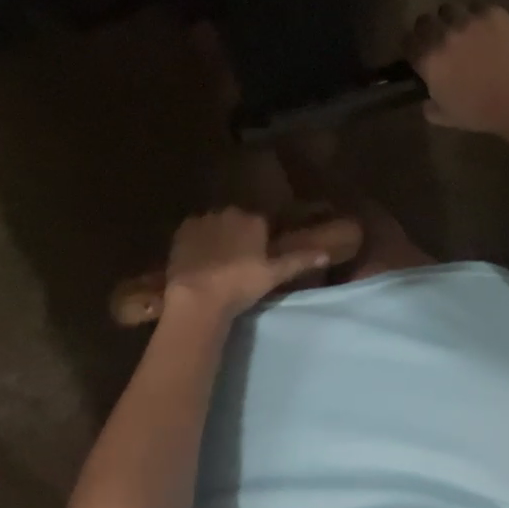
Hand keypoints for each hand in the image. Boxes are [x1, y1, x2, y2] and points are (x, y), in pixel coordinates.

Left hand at [163, 208, 331, 320]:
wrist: (197, 295)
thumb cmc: (240, 285)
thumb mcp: (274, 275)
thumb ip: (299, 260)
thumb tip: (326, 253)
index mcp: (253, 220)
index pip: (261, 222)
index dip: (259, 239)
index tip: (257, 255)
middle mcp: (229, 212)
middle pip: (237, 220)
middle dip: (238, 234)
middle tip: (236, 260)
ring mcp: (204, 219)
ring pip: (215, 224)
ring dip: (217, 236)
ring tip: (215, 261)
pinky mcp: (183, 230)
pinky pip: (194, 230)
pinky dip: (197, 240)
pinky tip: (197, 258)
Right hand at [407, 4, 508, 141]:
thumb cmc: (484, 113)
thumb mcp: (448, 117)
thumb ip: (430, 107)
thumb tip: (426, 101)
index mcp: (428, 59)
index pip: (407, 41)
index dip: (412, 45)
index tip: (419, 50)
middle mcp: (443, 35)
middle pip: (424, 20)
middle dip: (430, 28)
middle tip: (441, 38)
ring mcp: (468, 21)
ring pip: (450, 8)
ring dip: (453, 18)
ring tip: (465, 28)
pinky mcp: (493, 14)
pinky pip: (479, 6)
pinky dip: (480, 15)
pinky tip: (488, 28)